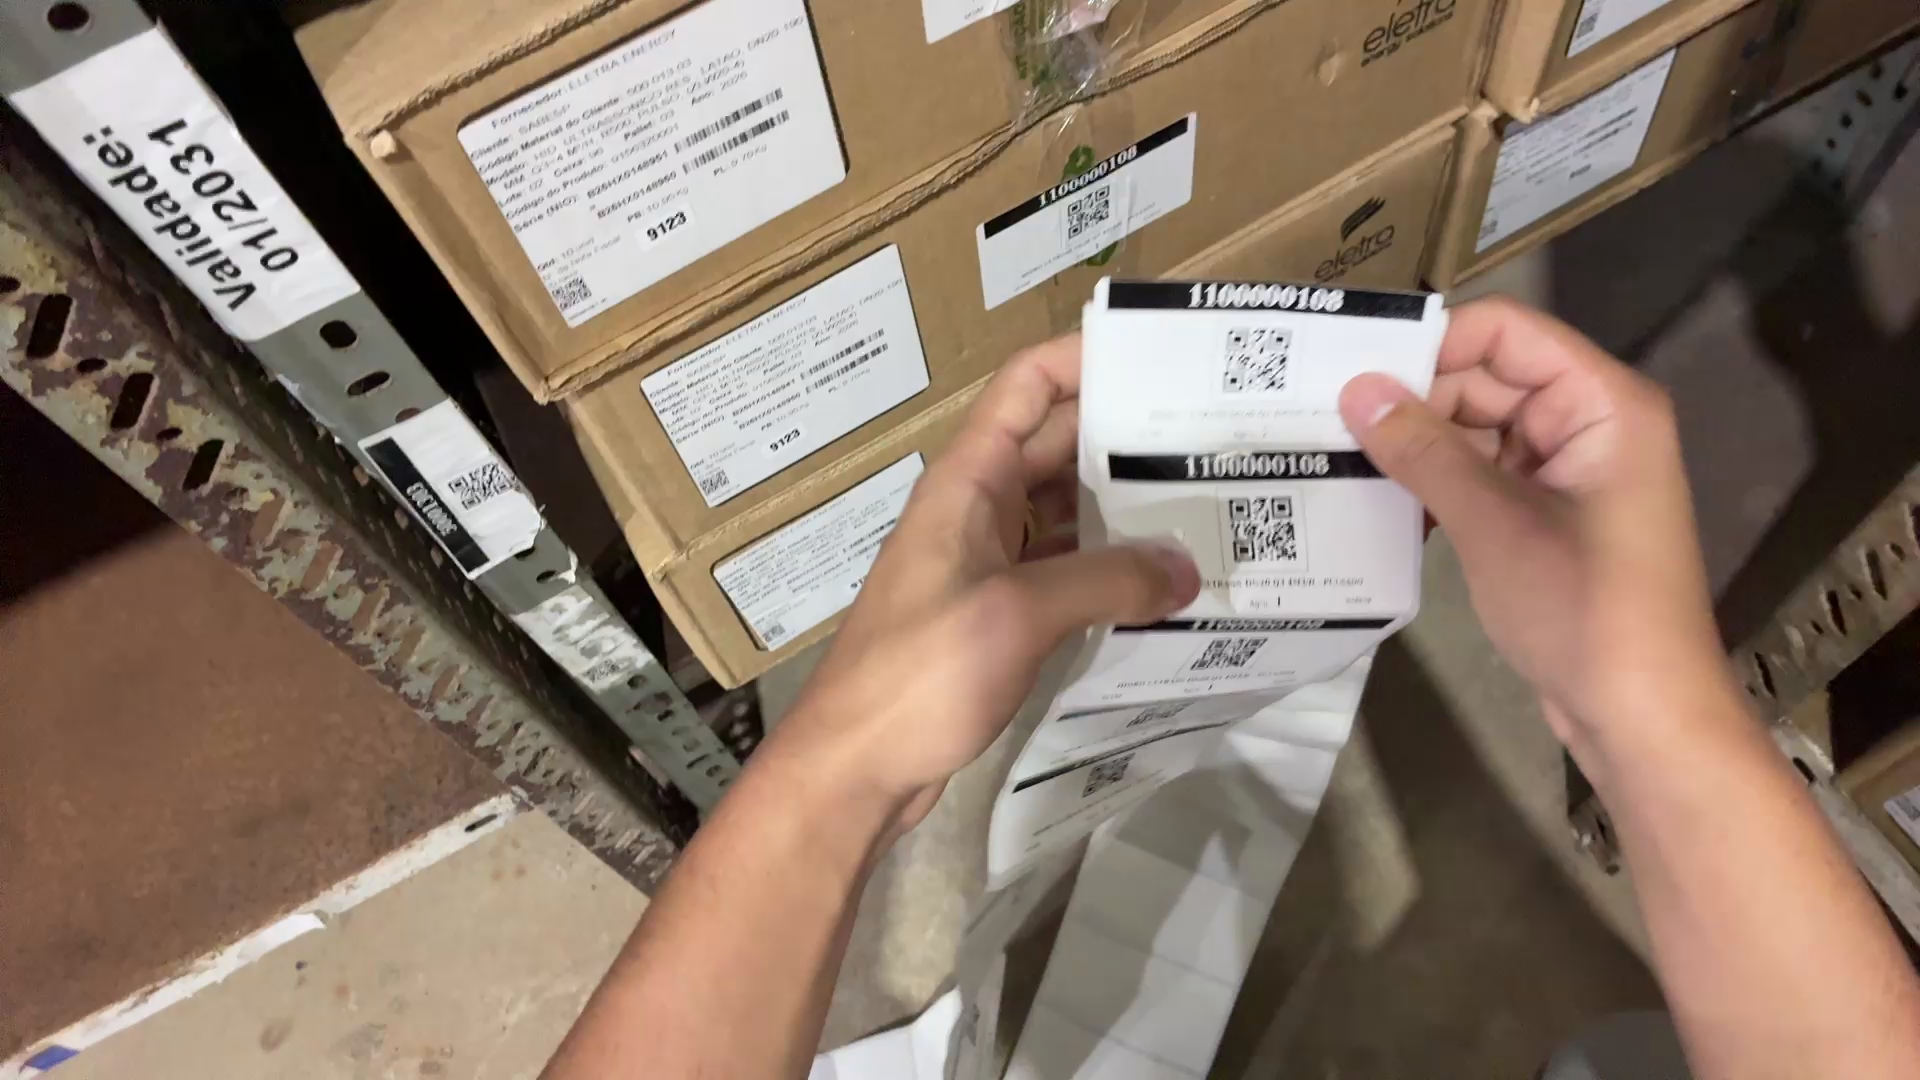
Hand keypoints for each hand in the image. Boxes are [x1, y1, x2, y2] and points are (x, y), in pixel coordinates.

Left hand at [767, 335, 1199, 836]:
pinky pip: (1064, 568)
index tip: (1163, 359)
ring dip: (1125, 509)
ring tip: (1210, 509)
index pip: (1027, 386)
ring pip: (1067, 511)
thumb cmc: (918, 673)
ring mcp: (990, 561)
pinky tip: (1164, 583)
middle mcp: (980, 508)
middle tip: (1217, 442)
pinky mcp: (1001, 610)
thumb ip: (1104, 582)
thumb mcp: (1013, 614)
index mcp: (968, 481)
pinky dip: (1109, 568)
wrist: (857, 763)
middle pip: (1059, 446)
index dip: (1086, 357)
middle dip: (1129, 437)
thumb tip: (1188, 569)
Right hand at [1338, 297, 1733, 771]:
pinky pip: (1467, 471)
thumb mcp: (1492, 520)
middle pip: (1479, 378)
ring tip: (1333, 454)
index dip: (1430, 342)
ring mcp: (1554, 469)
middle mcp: (1579, 423)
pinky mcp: (1530, 509)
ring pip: (1465, 428)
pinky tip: (1372, 499)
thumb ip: (1422, 450)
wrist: (1631, 708)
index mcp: (1598, 404)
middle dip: (1407, 397)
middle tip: (1324, 419)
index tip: (1352, 372)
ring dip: (1408, 443)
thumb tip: (1354, 390)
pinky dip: (1423, 481)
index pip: (1505, 333)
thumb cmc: (1580, 605)